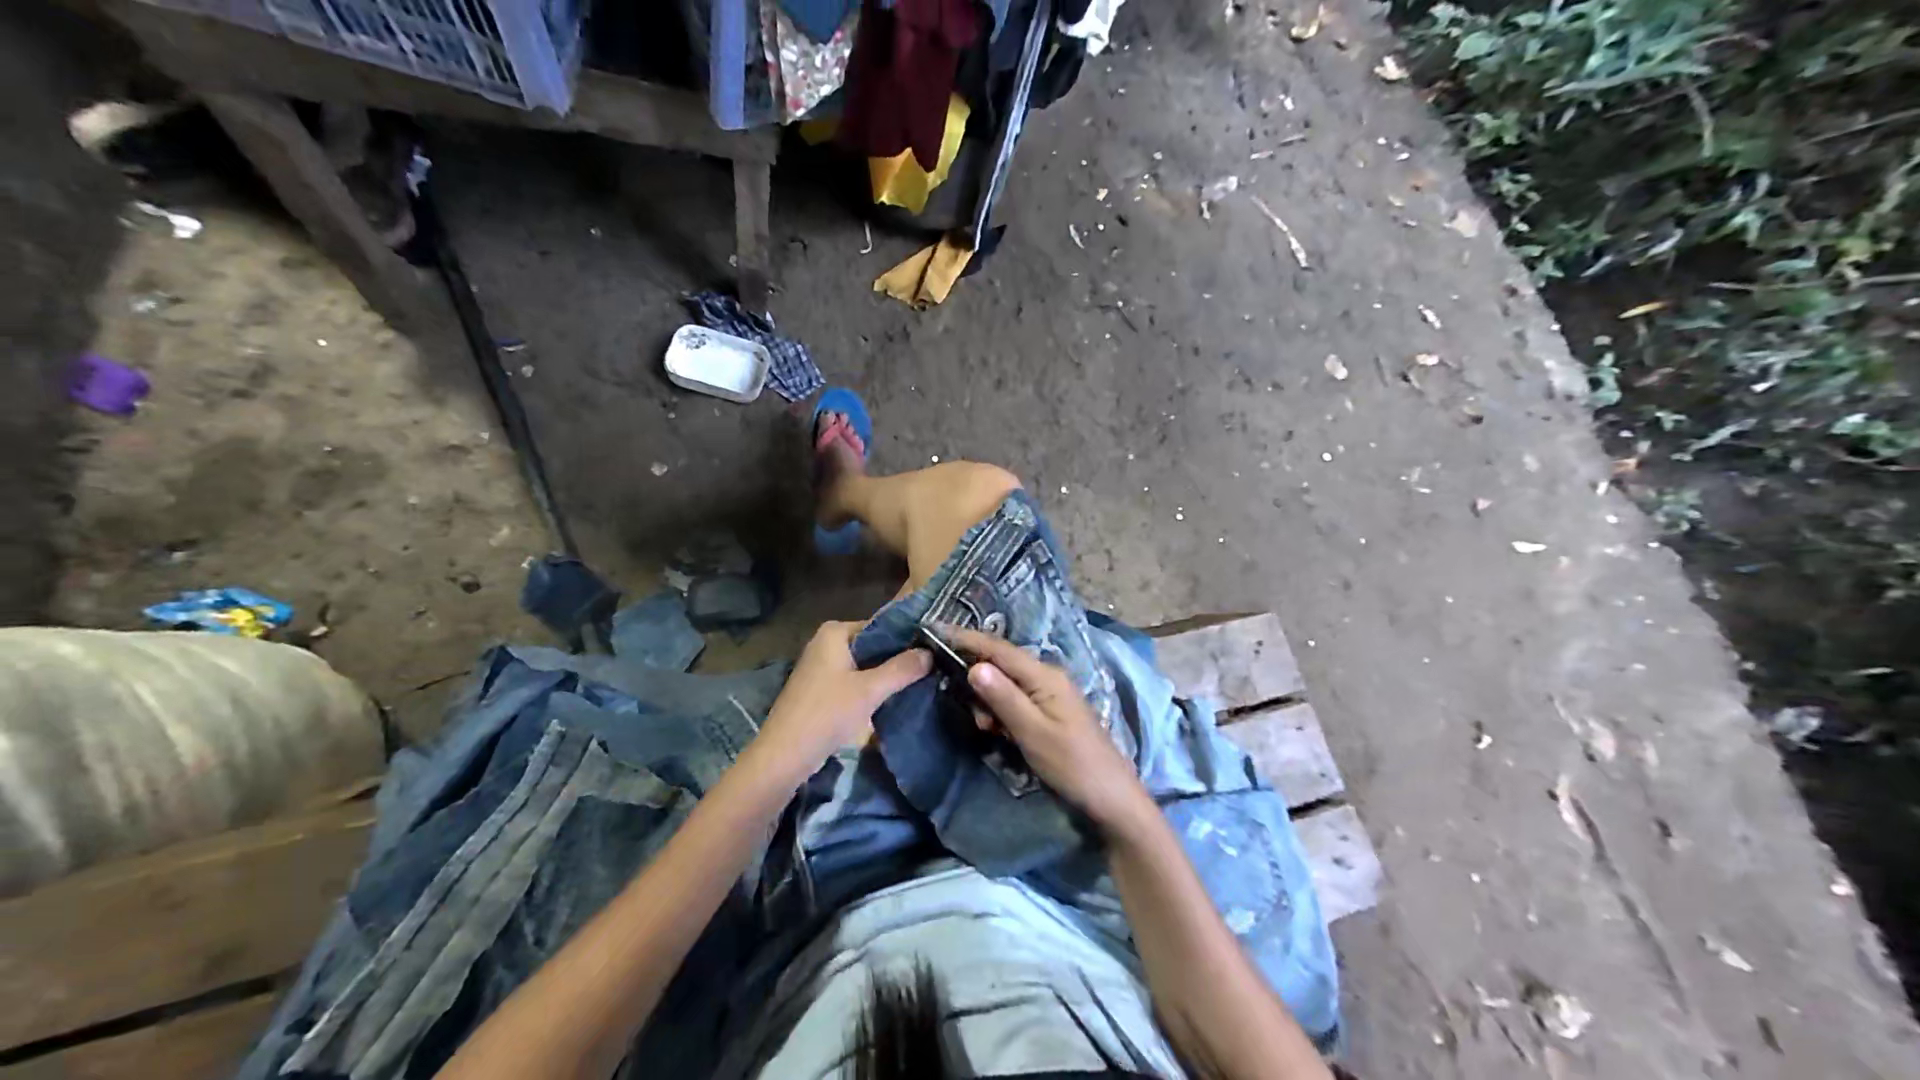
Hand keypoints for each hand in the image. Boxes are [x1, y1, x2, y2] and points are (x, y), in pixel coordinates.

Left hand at [759, 621, 930, 771]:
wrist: (785, 755)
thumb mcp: (870, 690)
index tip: (933, 652)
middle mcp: (826, 643)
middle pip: (873, 646)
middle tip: (931, 670)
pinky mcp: (820, 690)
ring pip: (864, 666)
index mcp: (834, 632)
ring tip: (919, 684)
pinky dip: (870, 689)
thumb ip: (902, 669)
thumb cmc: (826, 713)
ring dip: (886, 677)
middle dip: (898, 659)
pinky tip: (892, 700)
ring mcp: (821, 667)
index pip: (881, 626)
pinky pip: (854, 682)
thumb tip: (931, 653)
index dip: (907, 640)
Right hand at [945, 626, 1153, 833]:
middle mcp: (1048, 677)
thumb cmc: (1072, 765)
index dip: (967, 639)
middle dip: (976, 678)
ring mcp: (1051, 693)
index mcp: (1045, 676)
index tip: (935, 631)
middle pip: (1001, 663)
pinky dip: (1002, 711)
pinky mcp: (1050, 711)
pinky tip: (999, 732)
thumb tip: (974, 665)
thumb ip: (1003, 698)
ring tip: (986, 729)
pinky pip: (1017, 700)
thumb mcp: (1032, 733)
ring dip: (989, 700)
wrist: (1111, 798)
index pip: (999, 649)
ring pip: (1006, 684)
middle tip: (965, 708)